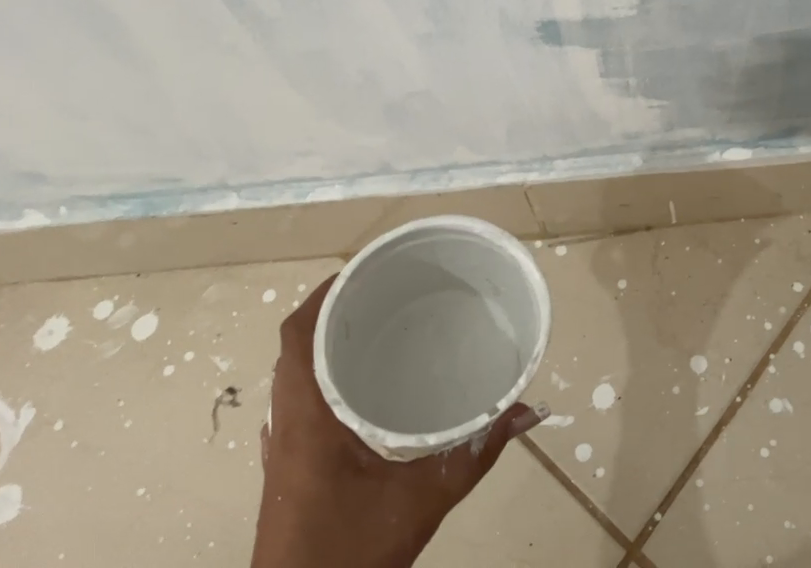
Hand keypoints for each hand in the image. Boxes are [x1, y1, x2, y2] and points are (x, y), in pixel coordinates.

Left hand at [252, 276, 543, 567]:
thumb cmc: (353, 551)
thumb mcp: (424, 500)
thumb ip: (477, 452)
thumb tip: (528, 411)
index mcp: (308, 416)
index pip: (299, 334)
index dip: (324, 293)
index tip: (365, 270)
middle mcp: (287, 423)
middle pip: (295, 347)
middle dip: (334, 311)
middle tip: (385, 292)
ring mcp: (282, 448)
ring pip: (294, 376)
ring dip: (325, 344)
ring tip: (378, 326)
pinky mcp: (287, 468)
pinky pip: (298, 402)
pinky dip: (323, 378)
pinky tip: (362, 389)